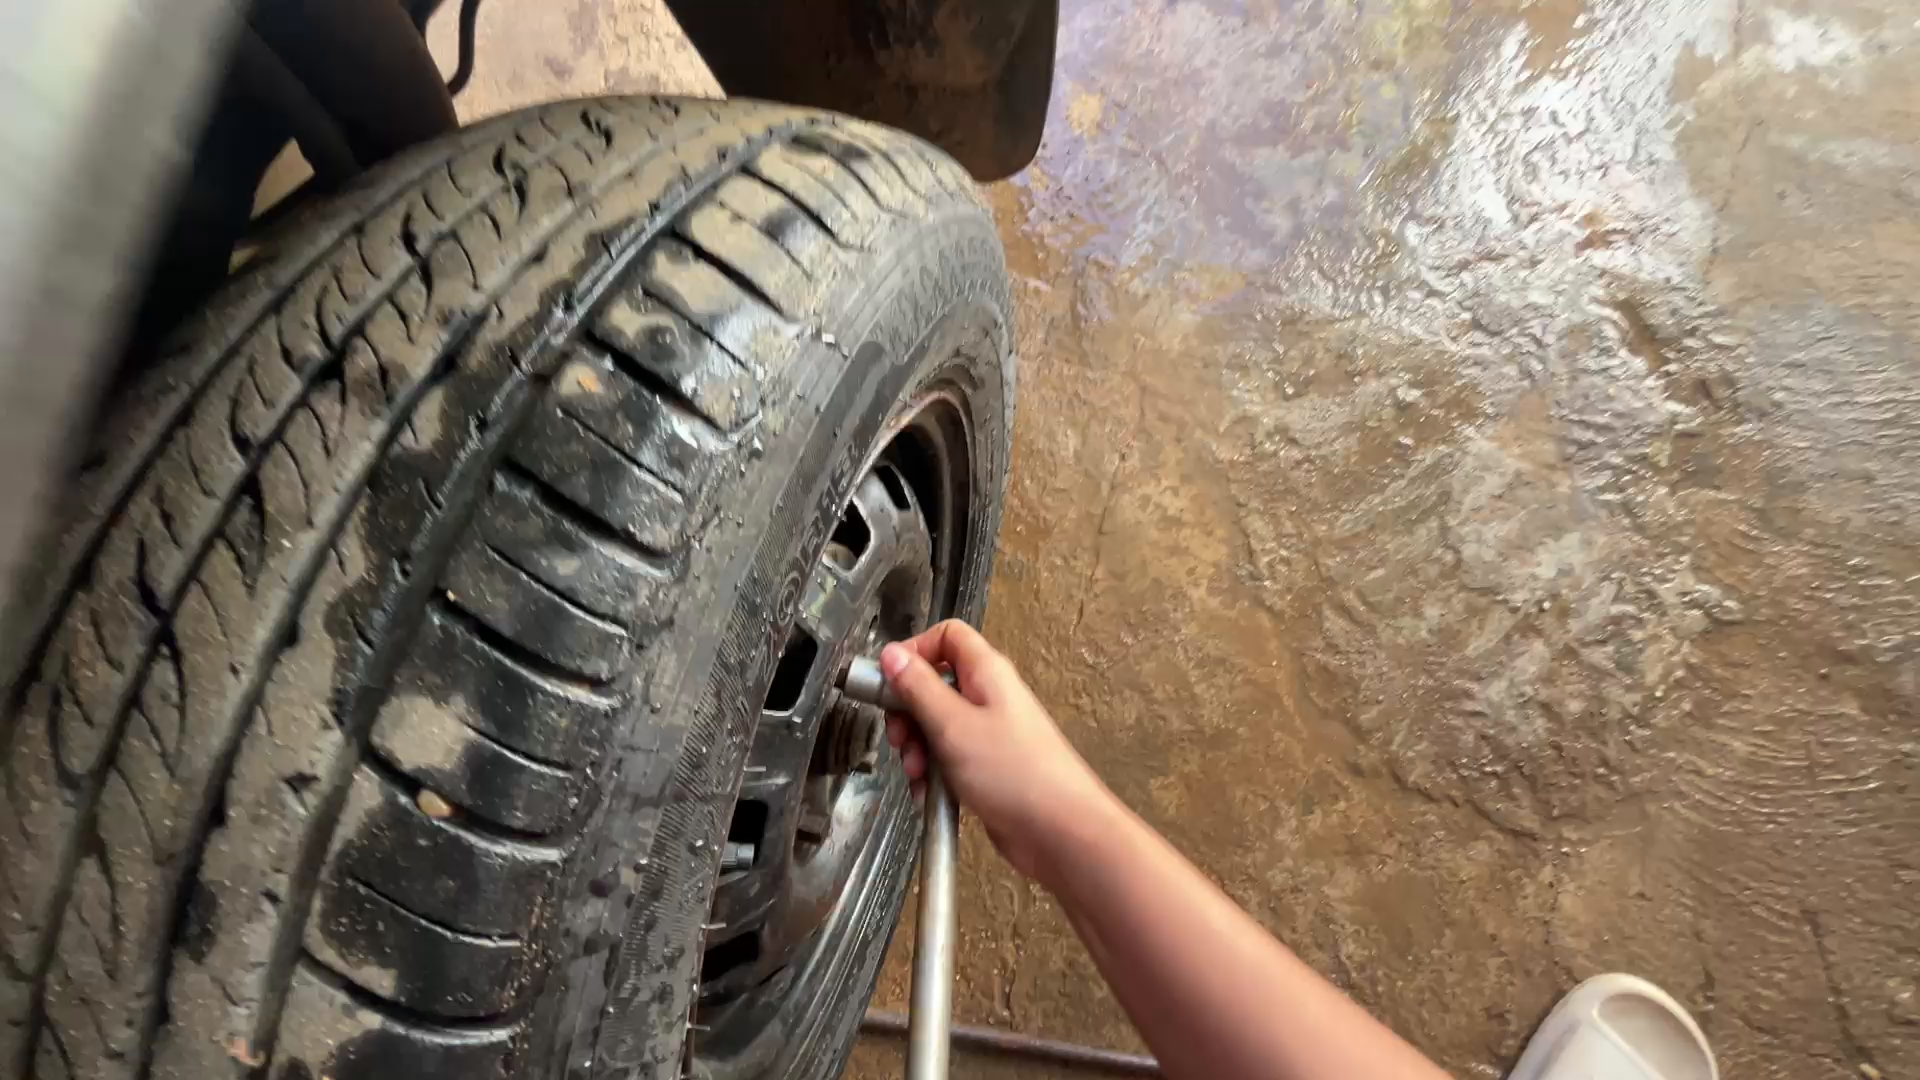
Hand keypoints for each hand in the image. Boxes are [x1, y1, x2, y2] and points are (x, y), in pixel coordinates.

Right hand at [880, 621, 1113, 884]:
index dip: (914, 651)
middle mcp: (988, 696)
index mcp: (986, 672)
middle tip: (901, 738)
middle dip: (908, 712)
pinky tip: (928, 794)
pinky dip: (933, 772)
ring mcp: (988, 731)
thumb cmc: (1013, 772)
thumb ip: (917, 687)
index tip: (889, 679)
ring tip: (917, 773)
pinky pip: (948, 757)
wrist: (1059, 831)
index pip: (947, 636)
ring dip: (918, 748)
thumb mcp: (952, 724)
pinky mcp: (986, 765)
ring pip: (937, 725)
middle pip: (934, 684)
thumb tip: (891, 653)